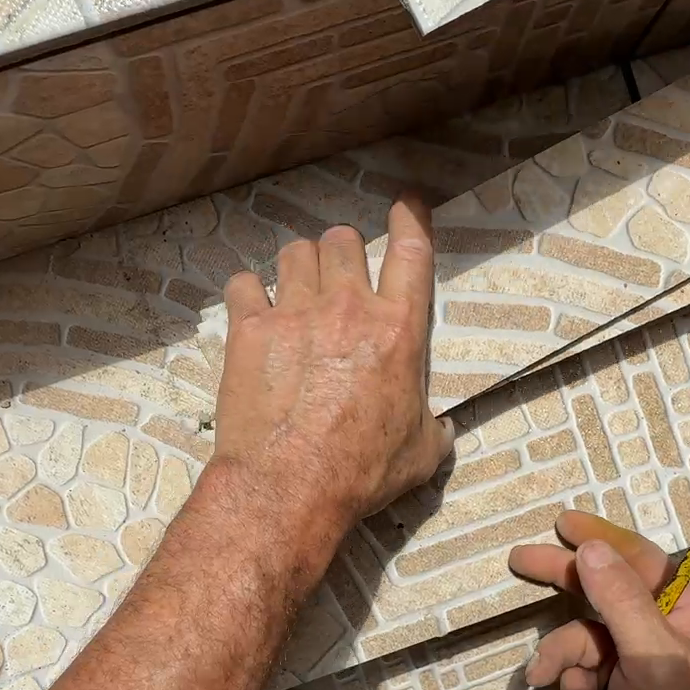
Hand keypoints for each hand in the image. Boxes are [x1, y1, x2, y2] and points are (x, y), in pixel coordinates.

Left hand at [210, 195, 454, 532]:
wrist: (290, 486)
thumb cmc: (362, 471)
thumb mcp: (420, 454)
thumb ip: (435, 429)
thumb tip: (444, 429)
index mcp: (398, 330)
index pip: (411, 250)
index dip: (410, 217)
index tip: (405, 203)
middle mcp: (348, 308)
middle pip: (344, 240)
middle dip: (343, 253)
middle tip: (337, 281)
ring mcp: (295, 313)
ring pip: (295, 251)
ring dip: (300, 266)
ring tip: (295, 294)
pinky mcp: (250, 329)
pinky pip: (244, 283)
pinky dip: (249, 294)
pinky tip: (253, 314)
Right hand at [511, 512, 689, 689]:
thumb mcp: (654, 658)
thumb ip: (620, 600)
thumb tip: (592, 549)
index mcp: (682, 617)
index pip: (639, 561)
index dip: (601, 538)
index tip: (561, 523)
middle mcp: (653, 636)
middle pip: (599, 593)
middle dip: (563, 584)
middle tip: (520, 561)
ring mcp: (627, 670)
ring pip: (577, 642)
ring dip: (569, 666)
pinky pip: (574, 681)